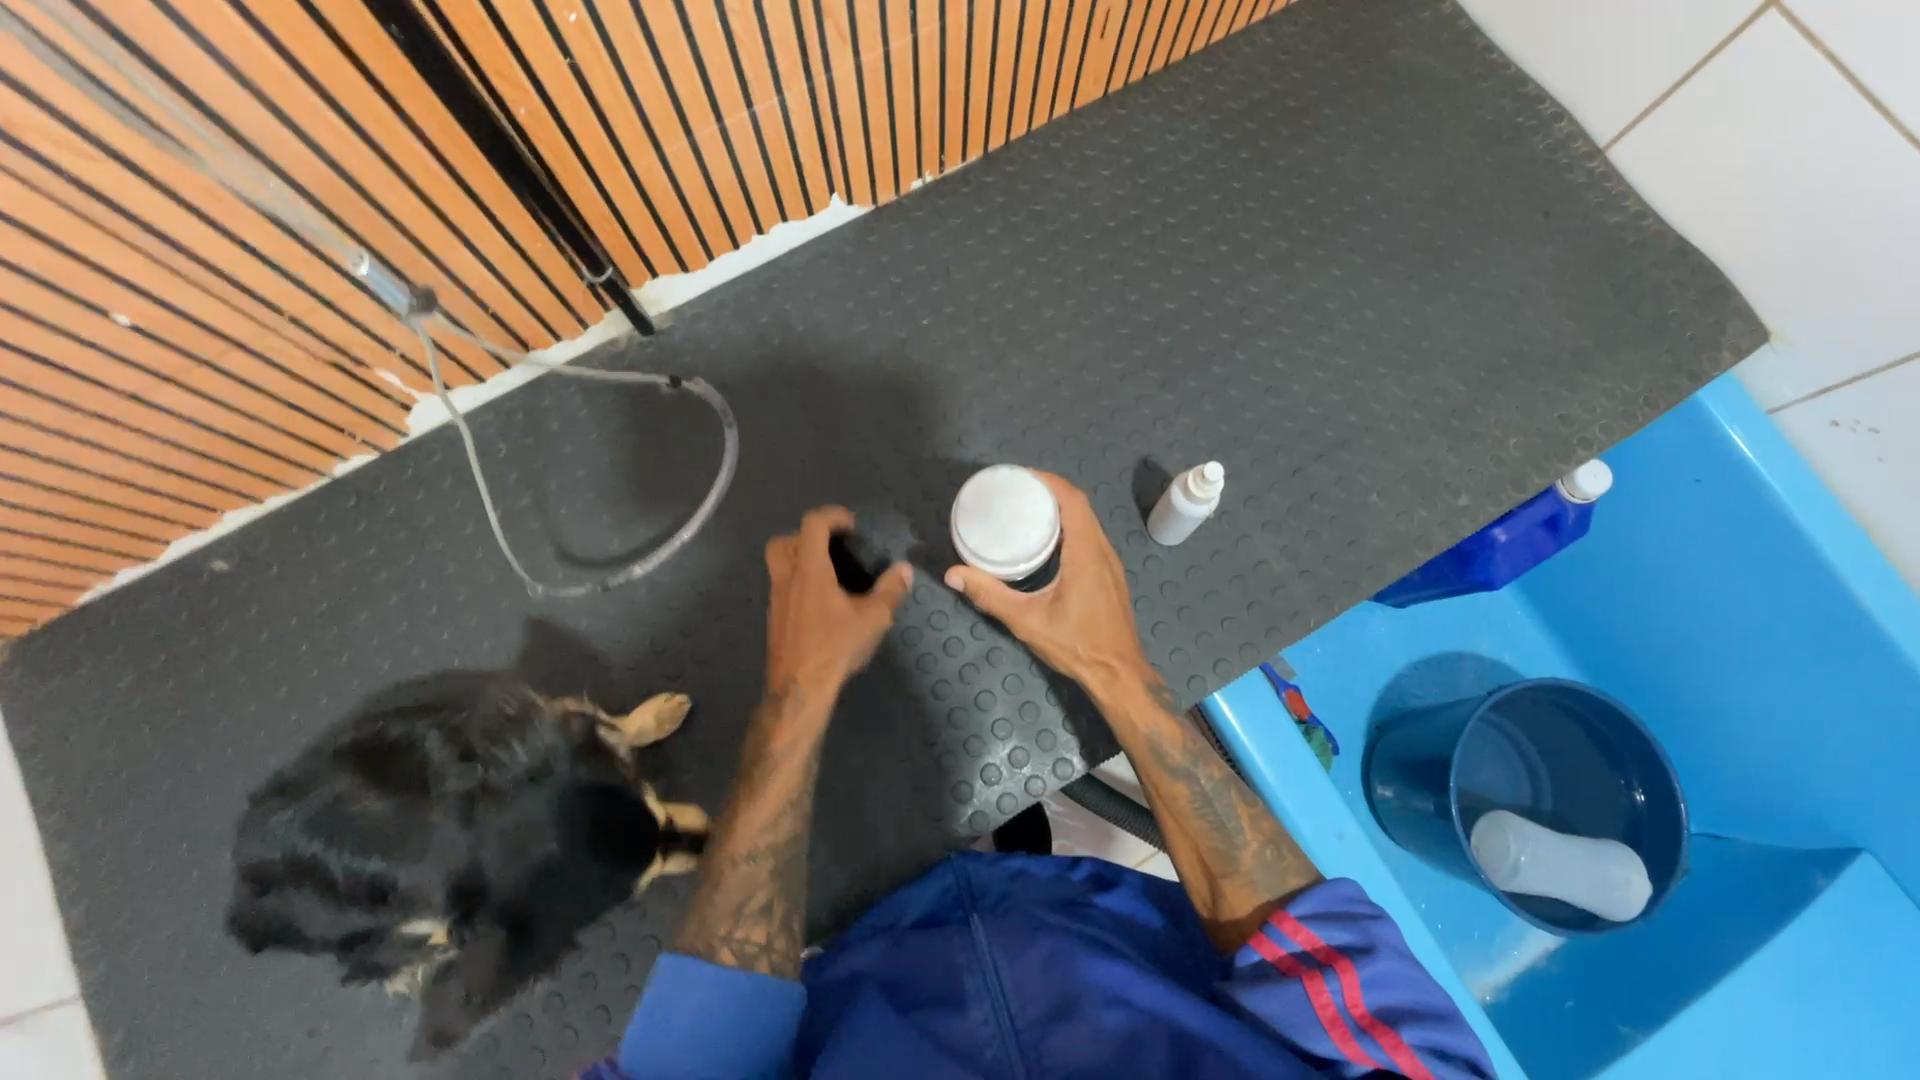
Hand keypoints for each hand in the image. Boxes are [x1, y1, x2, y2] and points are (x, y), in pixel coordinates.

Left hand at [763, 506, 913, 696]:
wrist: (800, 688)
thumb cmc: (835, 647)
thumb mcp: (873, 619)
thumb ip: (890, 590)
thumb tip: (904, 570)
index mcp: (810, 570)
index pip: (812, 525)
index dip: (832, 516)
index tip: (852, 526)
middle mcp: (787, 579)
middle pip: (784, 541)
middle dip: (807, 536)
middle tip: (833, 548)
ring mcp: (776, 599)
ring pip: (779, 565)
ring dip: (800, 560)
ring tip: (830, 575)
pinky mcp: (775, 619)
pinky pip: (782, 588)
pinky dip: (798, 583)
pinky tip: (822, 603)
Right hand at [943, 472, 1149, 688]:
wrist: (1118, 674)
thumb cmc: (1076, 645)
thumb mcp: (1027, 621)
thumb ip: (989, 595)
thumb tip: (953, 574)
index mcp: (1086, 553)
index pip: (1072, 501)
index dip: (1049, 481)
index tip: (1021, 476)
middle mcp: (1103, 551)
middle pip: (1080, 506)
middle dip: (1050, 492)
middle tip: (1016, 491)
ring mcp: (1110, 564)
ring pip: (1088, 522)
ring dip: (1062, 509)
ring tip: (1028, 509)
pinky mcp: (1110, 576)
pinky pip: (1091, 538)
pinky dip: (1070, 527)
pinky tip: (1048, 541)